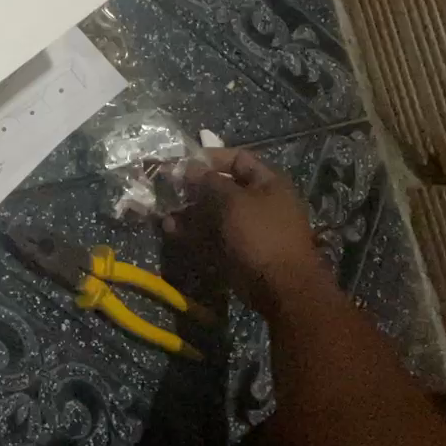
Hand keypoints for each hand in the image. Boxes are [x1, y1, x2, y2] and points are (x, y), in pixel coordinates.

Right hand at [162, 148, 327, 312]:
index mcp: (267, 183)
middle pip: (221, 186)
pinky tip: (170, 229)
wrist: (281, 287)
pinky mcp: (235, 248)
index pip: (237, 158)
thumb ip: (209, 181)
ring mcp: (246, 227)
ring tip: (164, 210)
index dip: (210, 157)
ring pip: (211, 212)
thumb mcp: (234, 200)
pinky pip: (210, 234)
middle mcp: (257, 202)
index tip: (183, 162)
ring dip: (187, 210)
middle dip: (193, 186)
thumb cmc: (261, 233)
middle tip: (168, 187)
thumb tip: (189, 168)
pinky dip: (191, 231)